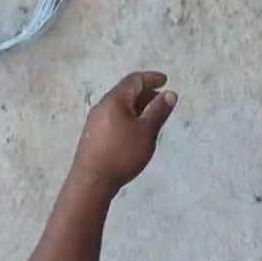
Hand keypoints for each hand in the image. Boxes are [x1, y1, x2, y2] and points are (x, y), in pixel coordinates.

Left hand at [72, 71, 177, 191]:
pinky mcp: (92, 134)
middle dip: (146, 93)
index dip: (151, 78)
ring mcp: (94, 120)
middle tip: (162, 101)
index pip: (134, 80)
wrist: (91, 182)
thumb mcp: (146, 132)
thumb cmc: (122, 153)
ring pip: (119, 106)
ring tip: (151, 117)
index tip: (165, 80)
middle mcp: (102, 106)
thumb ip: (158, 111)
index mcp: (115, 100)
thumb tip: (170, 93)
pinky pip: (113, 117)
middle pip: (126, 92)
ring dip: (137, 106)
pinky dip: (128, 116)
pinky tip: (134, 131)